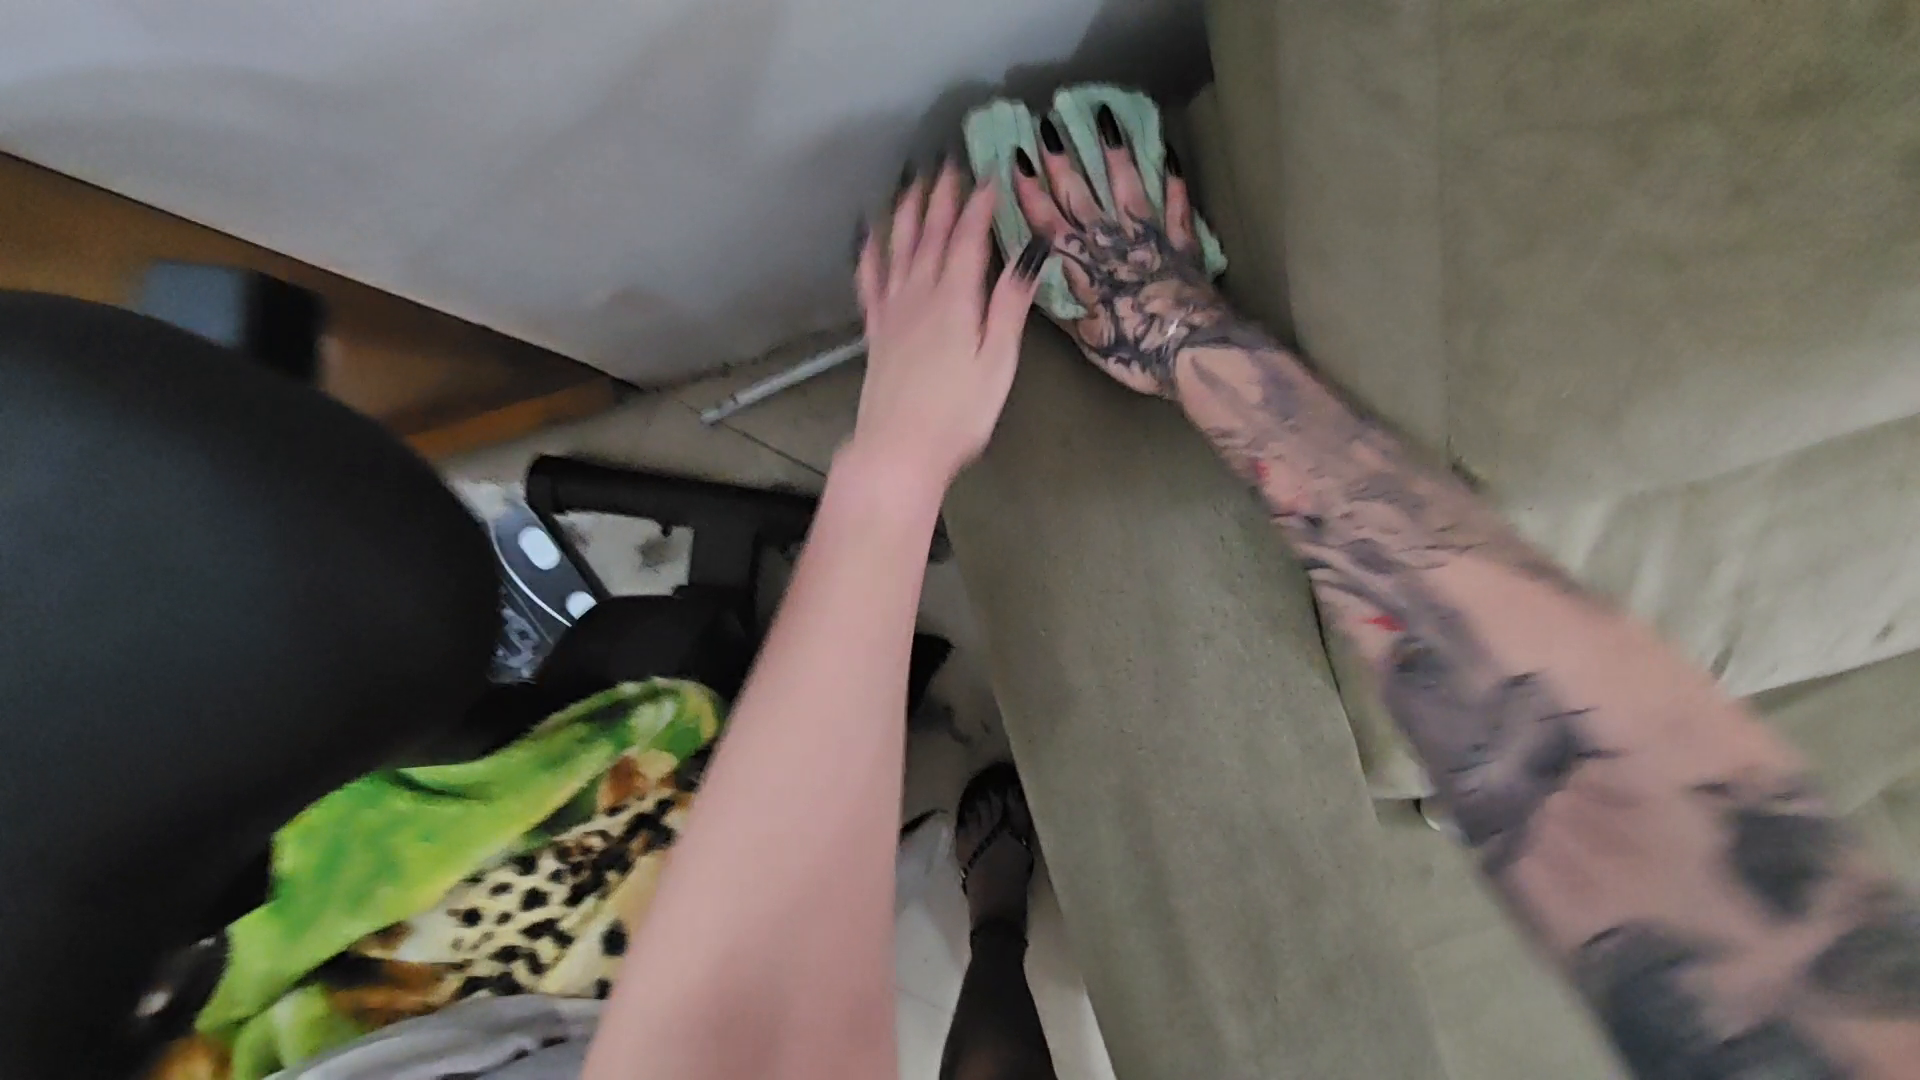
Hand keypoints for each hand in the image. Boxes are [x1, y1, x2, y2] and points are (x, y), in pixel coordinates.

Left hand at [850, 162, 1047, 485]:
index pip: (968, 238)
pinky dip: (870, 255)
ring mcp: (892, 312)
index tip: (991, 172)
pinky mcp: (876, 333)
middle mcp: (919, 295)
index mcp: (955, 300)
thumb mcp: (998, 362)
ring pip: (898, 250)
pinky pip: (870, 282)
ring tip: (912, 185)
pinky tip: (869, 239)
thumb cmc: (959, 414)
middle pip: (930, 236)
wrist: (899, 449)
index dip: (980, 203)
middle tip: (949, 164)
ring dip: (906, 214)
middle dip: (942, 198)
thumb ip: (1010, 306)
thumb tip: (1029, 254)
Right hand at [1010, 108, 1234, 398]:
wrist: (1196, 351)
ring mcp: (1151, 240)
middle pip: (1084, 200)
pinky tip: (1169, 157)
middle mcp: (1115, 246)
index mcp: (1086, 271)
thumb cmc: (1137, 353)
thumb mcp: (1088, 340)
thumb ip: (1064, 308)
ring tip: (1105, 118)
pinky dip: (1173, 182)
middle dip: (1063, 165)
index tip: (1017, 162)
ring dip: (1114, 155)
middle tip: (1047, 127)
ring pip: (1128, 190)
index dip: (1032, 196)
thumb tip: (1036, 280)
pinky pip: (1177, 207)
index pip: (1052, 227)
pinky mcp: (1183, 245)